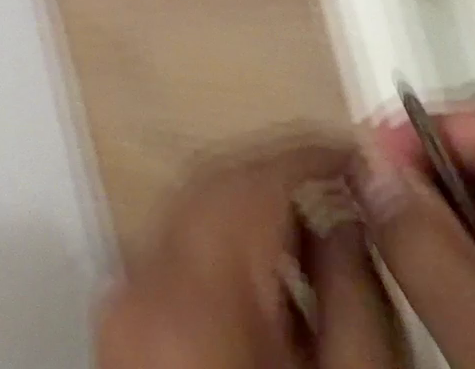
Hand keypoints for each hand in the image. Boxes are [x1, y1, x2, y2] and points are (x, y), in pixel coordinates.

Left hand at [97, 135, 405, 368]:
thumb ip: (355, 288)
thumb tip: (348, 215)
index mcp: (198, 296)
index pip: (250, 181)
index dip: (307, 154)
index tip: (354, 153)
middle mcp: (141, 285)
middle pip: (211, 186)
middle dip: (279, 175)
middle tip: (340, 189)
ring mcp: (120, 302)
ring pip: (189, 211)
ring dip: (250, 206)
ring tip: (313, 239)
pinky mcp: (120, 321)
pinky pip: (171, 249)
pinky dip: (220, 241)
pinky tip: (268, 276)